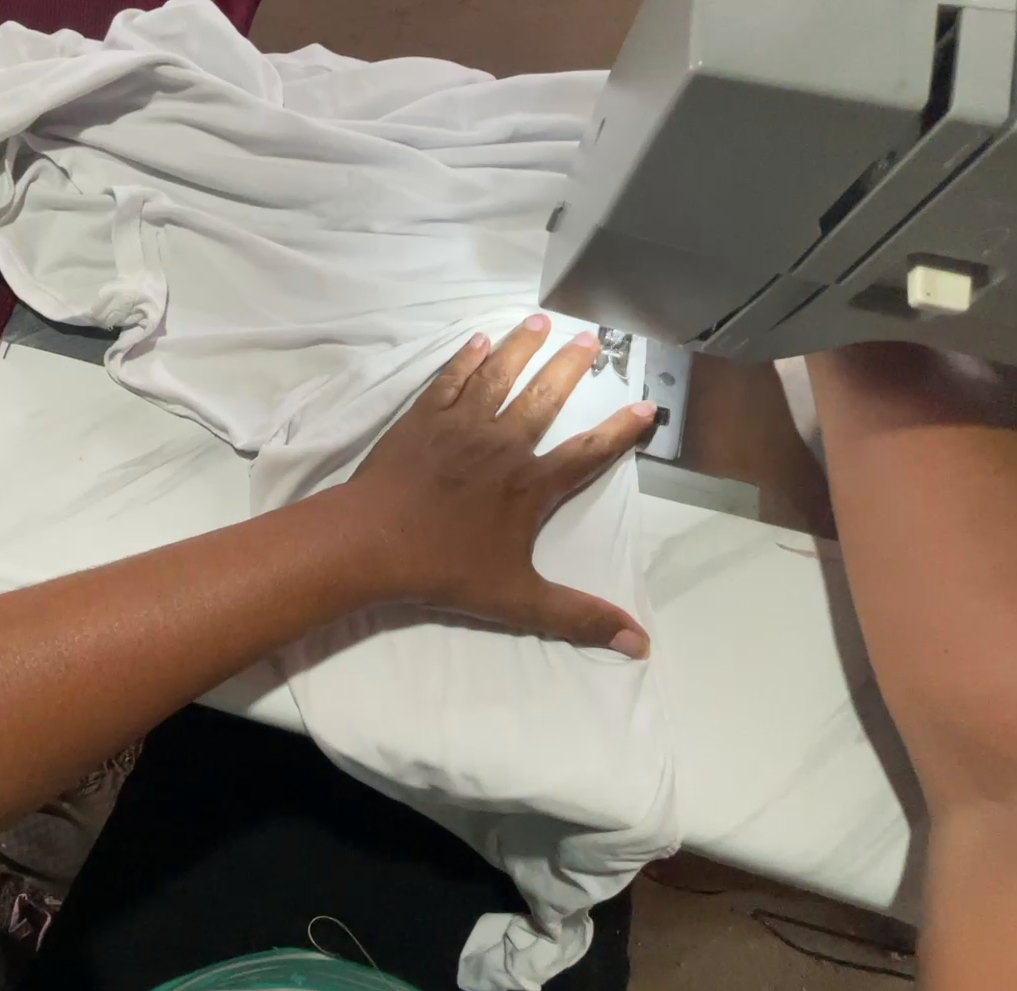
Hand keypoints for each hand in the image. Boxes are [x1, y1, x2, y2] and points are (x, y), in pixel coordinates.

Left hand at [344, 315, 657, 657]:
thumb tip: (639, 644)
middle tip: (590, 339)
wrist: (372, 542)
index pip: (587, 454)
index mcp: (529, 485)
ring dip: (520, 348)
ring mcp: (459, 426)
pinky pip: (447, 381)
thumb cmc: (442, 569)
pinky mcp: (420, 420)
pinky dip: (464, 359)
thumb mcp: (515, 600)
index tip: (645, 405)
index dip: (619, 432)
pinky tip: (476, 341)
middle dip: (571, 368)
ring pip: (497, 377)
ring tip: (539, 321)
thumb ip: (575, 616)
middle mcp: (502, 445)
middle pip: (544, 398)